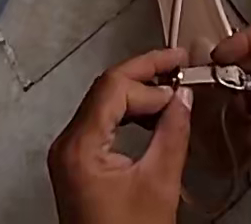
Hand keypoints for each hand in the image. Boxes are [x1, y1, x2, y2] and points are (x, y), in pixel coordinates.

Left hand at [48, 47, 192, 223]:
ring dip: (139, 93)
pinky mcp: (79, 165)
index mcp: (79, 146)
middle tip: (177, 64)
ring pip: (105, 102)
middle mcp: (67, 143)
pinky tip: (154, 115)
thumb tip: (183, 94)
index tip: (180, 74)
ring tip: (171, 88)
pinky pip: (104, 122)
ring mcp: (70, 154)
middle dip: (145, 75)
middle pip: (106, 89)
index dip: (150, 76)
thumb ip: (172, 132)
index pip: (114, 87)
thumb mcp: (158, 186)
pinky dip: (129, 113)